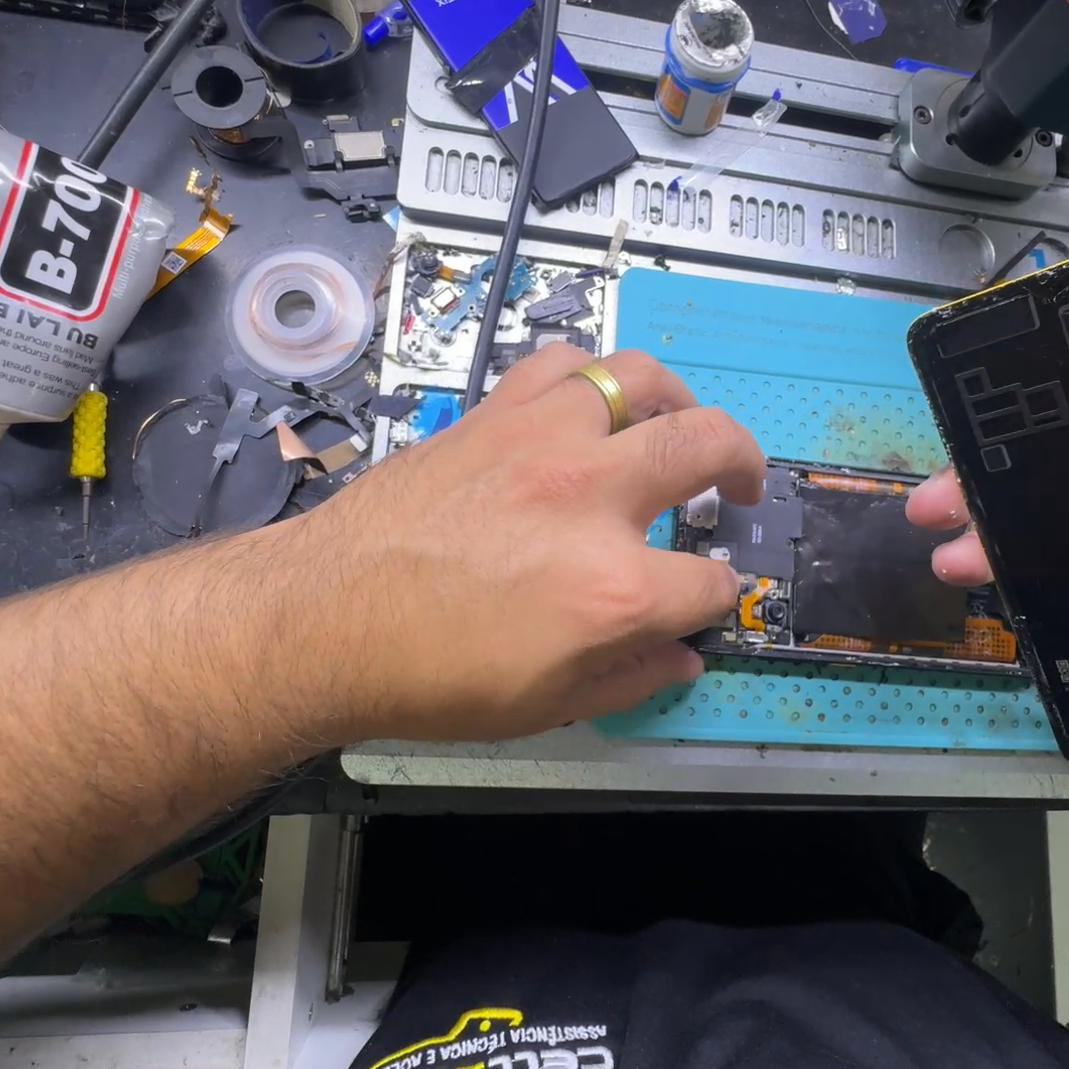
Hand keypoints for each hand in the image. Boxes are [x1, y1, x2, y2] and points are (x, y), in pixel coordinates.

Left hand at [273, 345, 764, 742]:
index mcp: (613, 588)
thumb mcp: (547, 704)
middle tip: (741, 486)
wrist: (323, 619)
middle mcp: (592, 498)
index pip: (709, 583)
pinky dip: (593, 378)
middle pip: (707, 447)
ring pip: (640, 379)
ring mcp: (543, 442)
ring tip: (678, 423)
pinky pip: (563, 365)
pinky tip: (590, 405)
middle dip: (745, 464)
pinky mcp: (496, 414)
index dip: (719, 595)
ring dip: (678, 400)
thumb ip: (633, 677)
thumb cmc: (432, 676)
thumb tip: (685, 655)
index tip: (707, 597)